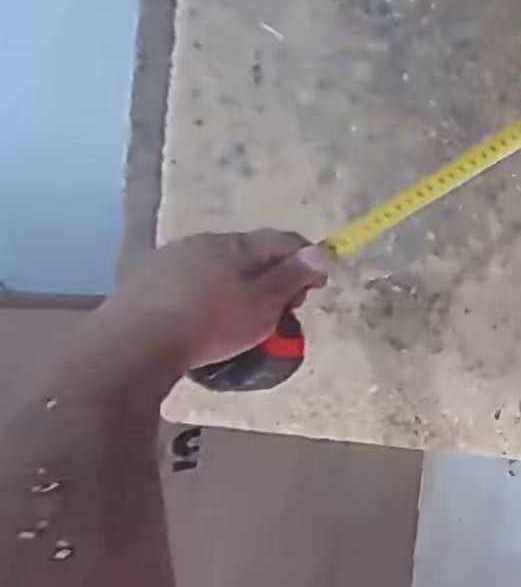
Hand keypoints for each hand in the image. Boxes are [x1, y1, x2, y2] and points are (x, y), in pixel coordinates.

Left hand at [99, 231, 332, 370]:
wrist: (132, 346)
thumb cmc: (214, 322)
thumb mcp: (268, 301)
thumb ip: (296, 274)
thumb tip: (321, 252)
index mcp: (235, 245)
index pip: (288, 241)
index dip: (310, 261)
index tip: (315, 289)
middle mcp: (202, 242)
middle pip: (255, 251)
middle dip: (276, 274)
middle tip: (283, 306)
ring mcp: (168, 257)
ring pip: (223, 263)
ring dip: (243, 281)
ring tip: (245, 311)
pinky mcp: (144, 277)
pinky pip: (194, 275)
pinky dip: (212, 288)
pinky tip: (209, 311)